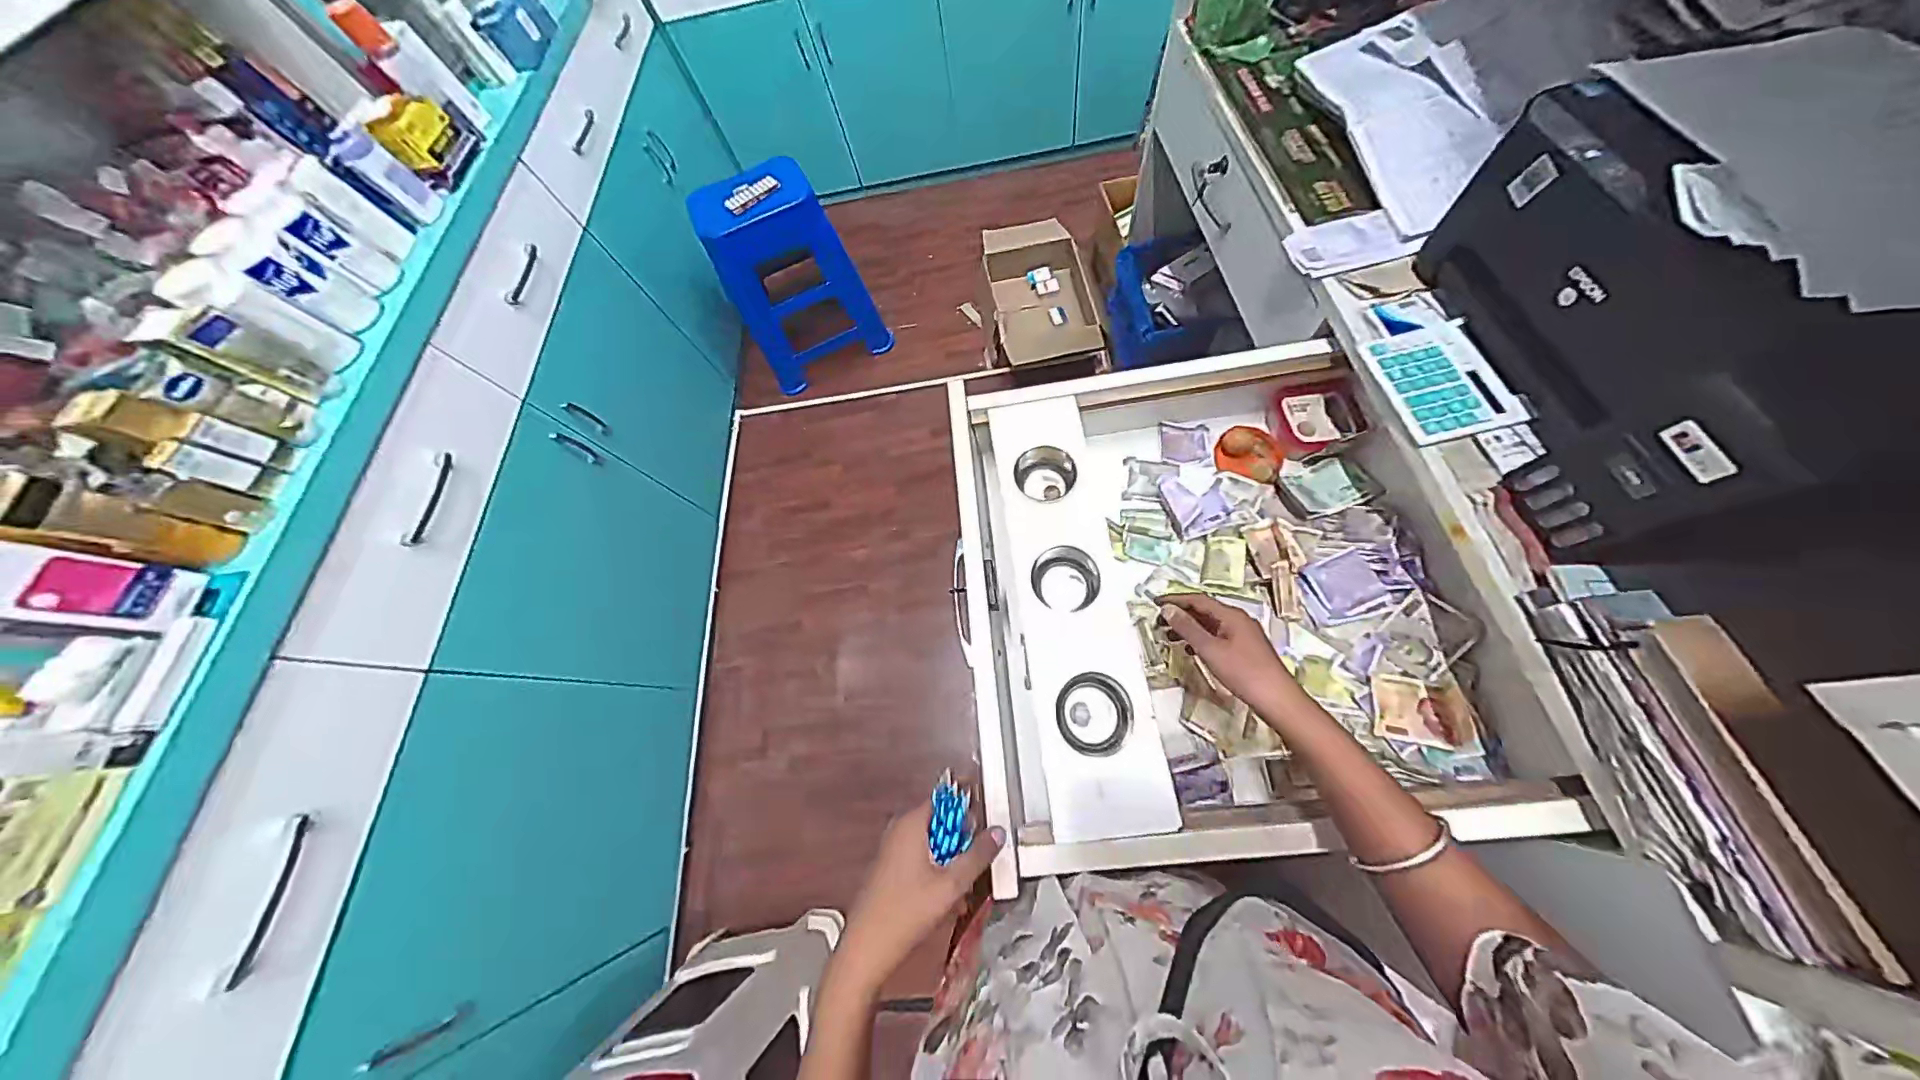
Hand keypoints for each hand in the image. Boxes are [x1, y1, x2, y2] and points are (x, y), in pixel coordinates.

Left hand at [832, 802, 1003, 996]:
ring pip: (932, 844)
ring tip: (960, 889)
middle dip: (960, 842)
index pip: (946, 800)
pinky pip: (920, 858)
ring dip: (950, 861)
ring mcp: (892, 848)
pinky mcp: (890, 868)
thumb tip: (997, 833)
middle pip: (940, 823)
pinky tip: (944, 899)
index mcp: (911, 823)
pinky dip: (935, 872)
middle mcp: (899, 829)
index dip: (967, 812)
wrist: (867, 948)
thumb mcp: (951, 884)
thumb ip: (977, 856)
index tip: (984, 829)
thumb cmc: (906, 912)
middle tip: (974, 865)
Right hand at [1158, 594, 1299, 713]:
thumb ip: (1187, 628)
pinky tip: (1191, 650)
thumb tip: (1168, 609)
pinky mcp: (1246, 648)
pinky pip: (1218, 636)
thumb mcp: (1210, 649)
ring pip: (1211, 624)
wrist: (1277, 698)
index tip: (1156, 603)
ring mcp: (1244, 634)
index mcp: (1232, 615)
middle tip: (1159, 621)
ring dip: (1189, 628)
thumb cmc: (1244, 672)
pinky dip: (1201, 639)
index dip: (1175, 600)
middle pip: (1205, 610)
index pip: (1198, 600)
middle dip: (1181, 614)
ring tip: (1169, 636)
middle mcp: (1239, 620)